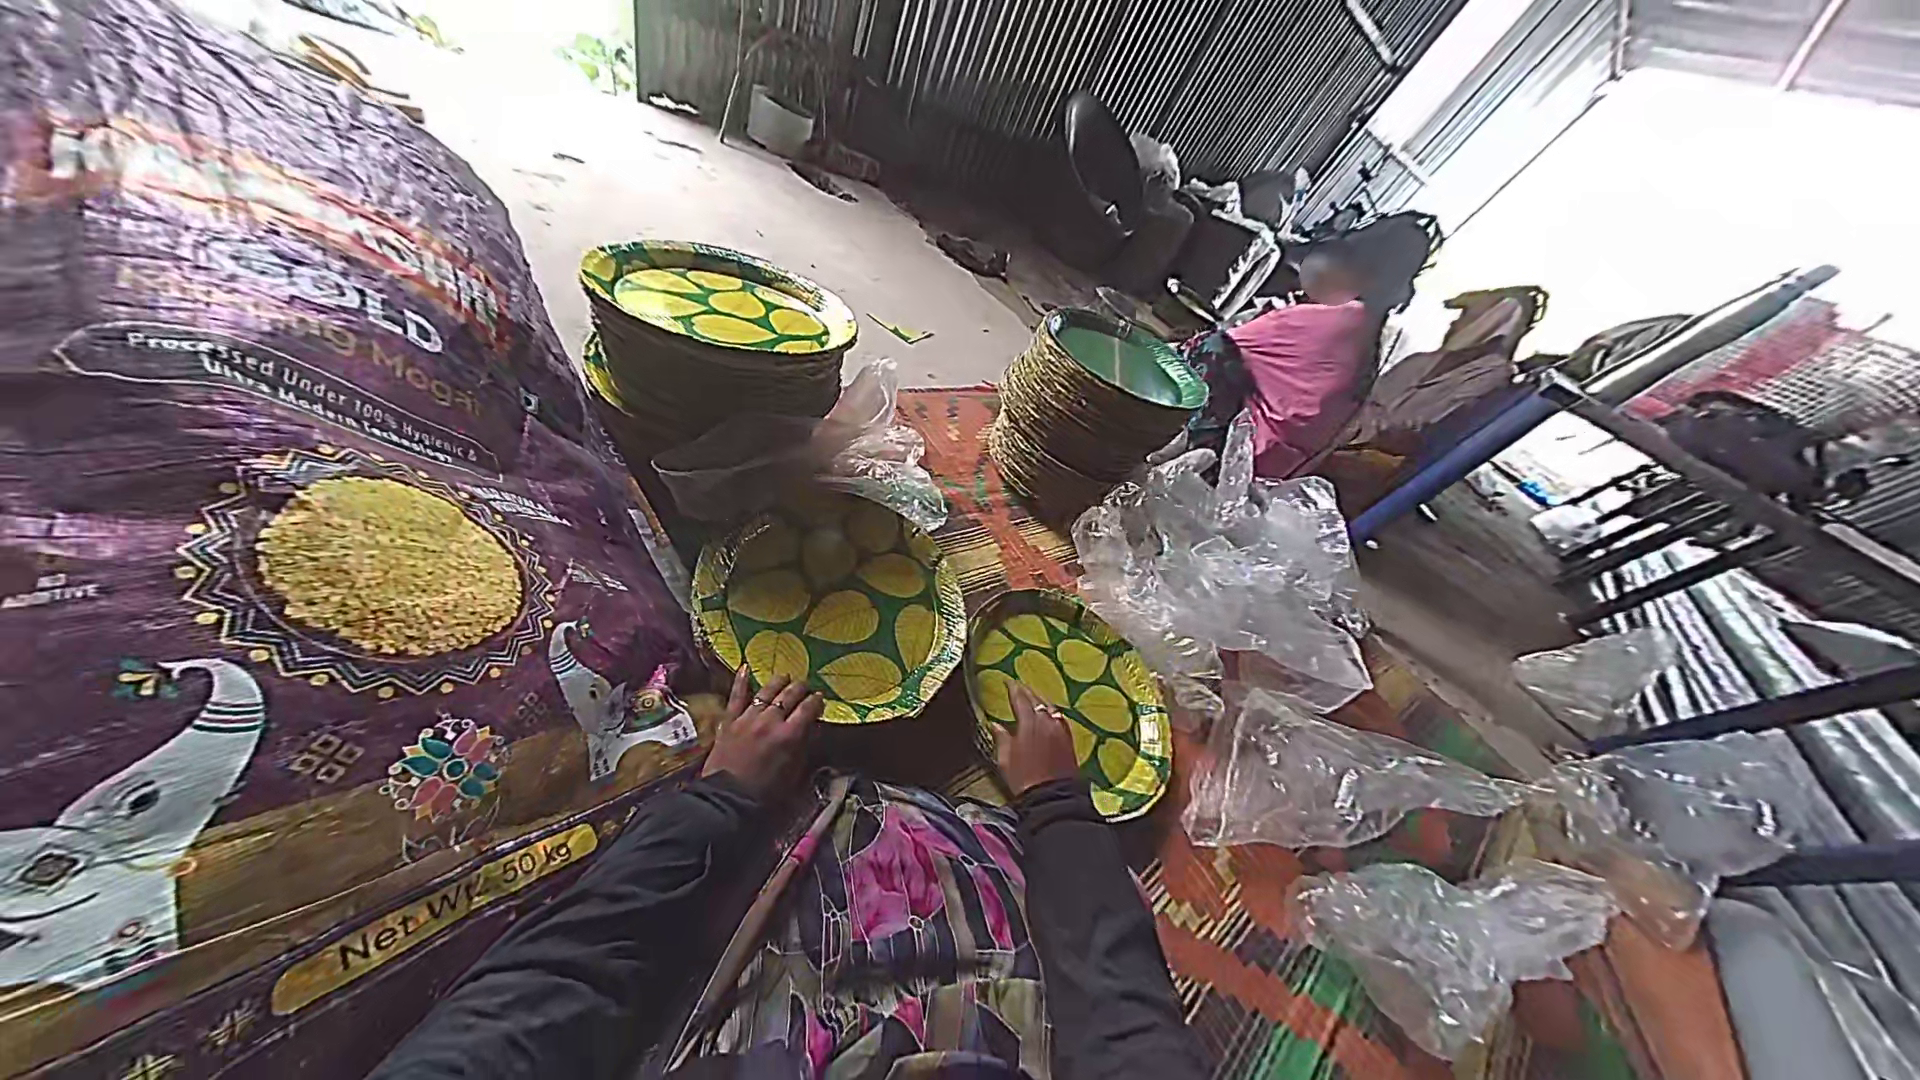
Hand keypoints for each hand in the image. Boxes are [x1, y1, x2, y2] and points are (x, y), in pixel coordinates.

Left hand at [701, 668, 820, 800]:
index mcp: (790, 735)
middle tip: (805, 688)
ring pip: (767, 691)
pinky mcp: (729, 720)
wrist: (726, 800)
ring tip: (786, 677)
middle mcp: (771, 721)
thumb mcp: (793, 773)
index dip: (817, 701)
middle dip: (801, 688)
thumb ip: (803, 747)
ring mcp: (748, 717)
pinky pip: (737, 695)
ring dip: (779, 682)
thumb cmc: (764, 793)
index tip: (820, 699)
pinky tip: (746, 667)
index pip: (808, 708)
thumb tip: (811, 728)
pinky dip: (742, 681)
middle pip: (790, 695)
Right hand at [991, 682, 1081, 795]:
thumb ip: (1001, 738)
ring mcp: (1060, 730)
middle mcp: (1047, 722)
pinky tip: (1048, 714)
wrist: (1052, 798)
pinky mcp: (1068, 740)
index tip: (1007, 681)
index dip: (1013, 688)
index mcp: (1029, 723)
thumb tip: (995, 725)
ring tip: (1033, 696)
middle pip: (1036, 699)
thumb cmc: (1024, 779)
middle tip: (1018, 685)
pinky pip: (1059, 717)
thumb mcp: (1005, 759)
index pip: (1020, 698)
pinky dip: (1051, 711)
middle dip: (1026, 690)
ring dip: (1040, 699)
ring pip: (1049, 706)